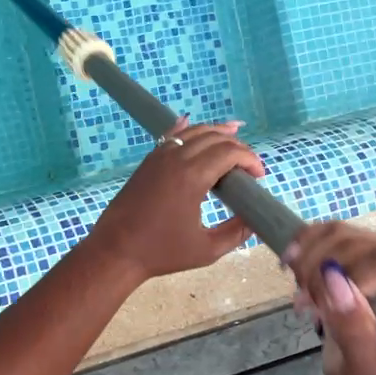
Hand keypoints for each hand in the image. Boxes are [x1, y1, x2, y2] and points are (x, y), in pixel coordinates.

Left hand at [85, 119, 264, 281]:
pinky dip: (185, 128)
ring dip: (215, 132)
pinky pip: (170, 136)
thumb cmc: (162, 252)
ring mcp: (159, 157)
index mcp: (193, 177)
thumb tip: (255, 221)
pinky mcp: (148, 162)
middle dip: (237, 146)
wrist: (116, 250)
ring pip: (193, 132)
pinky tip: (191, 122)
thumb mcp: (207, 250)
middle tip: (248, 165)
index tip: (259, 175)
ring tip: (233, 134)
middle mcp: (176, 158)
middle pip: (214, 137)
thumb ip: (235, 233)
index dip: (250, 159)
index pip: (230, 152)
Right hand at [285, 222, 375, 374]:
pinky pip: (336, 232)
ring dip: (309, 258)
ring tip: (300, 293)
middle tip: (302, 304)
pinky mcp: (372, 250)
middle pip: (363, 245)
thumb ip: (354, 329)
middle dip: (320, 269)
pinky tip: (294, 265)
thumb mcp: (363, 369)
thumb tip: (334, 280)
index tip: (315, 305)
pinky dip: (307, 244)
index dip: (343, 275)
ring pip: (345, 234)